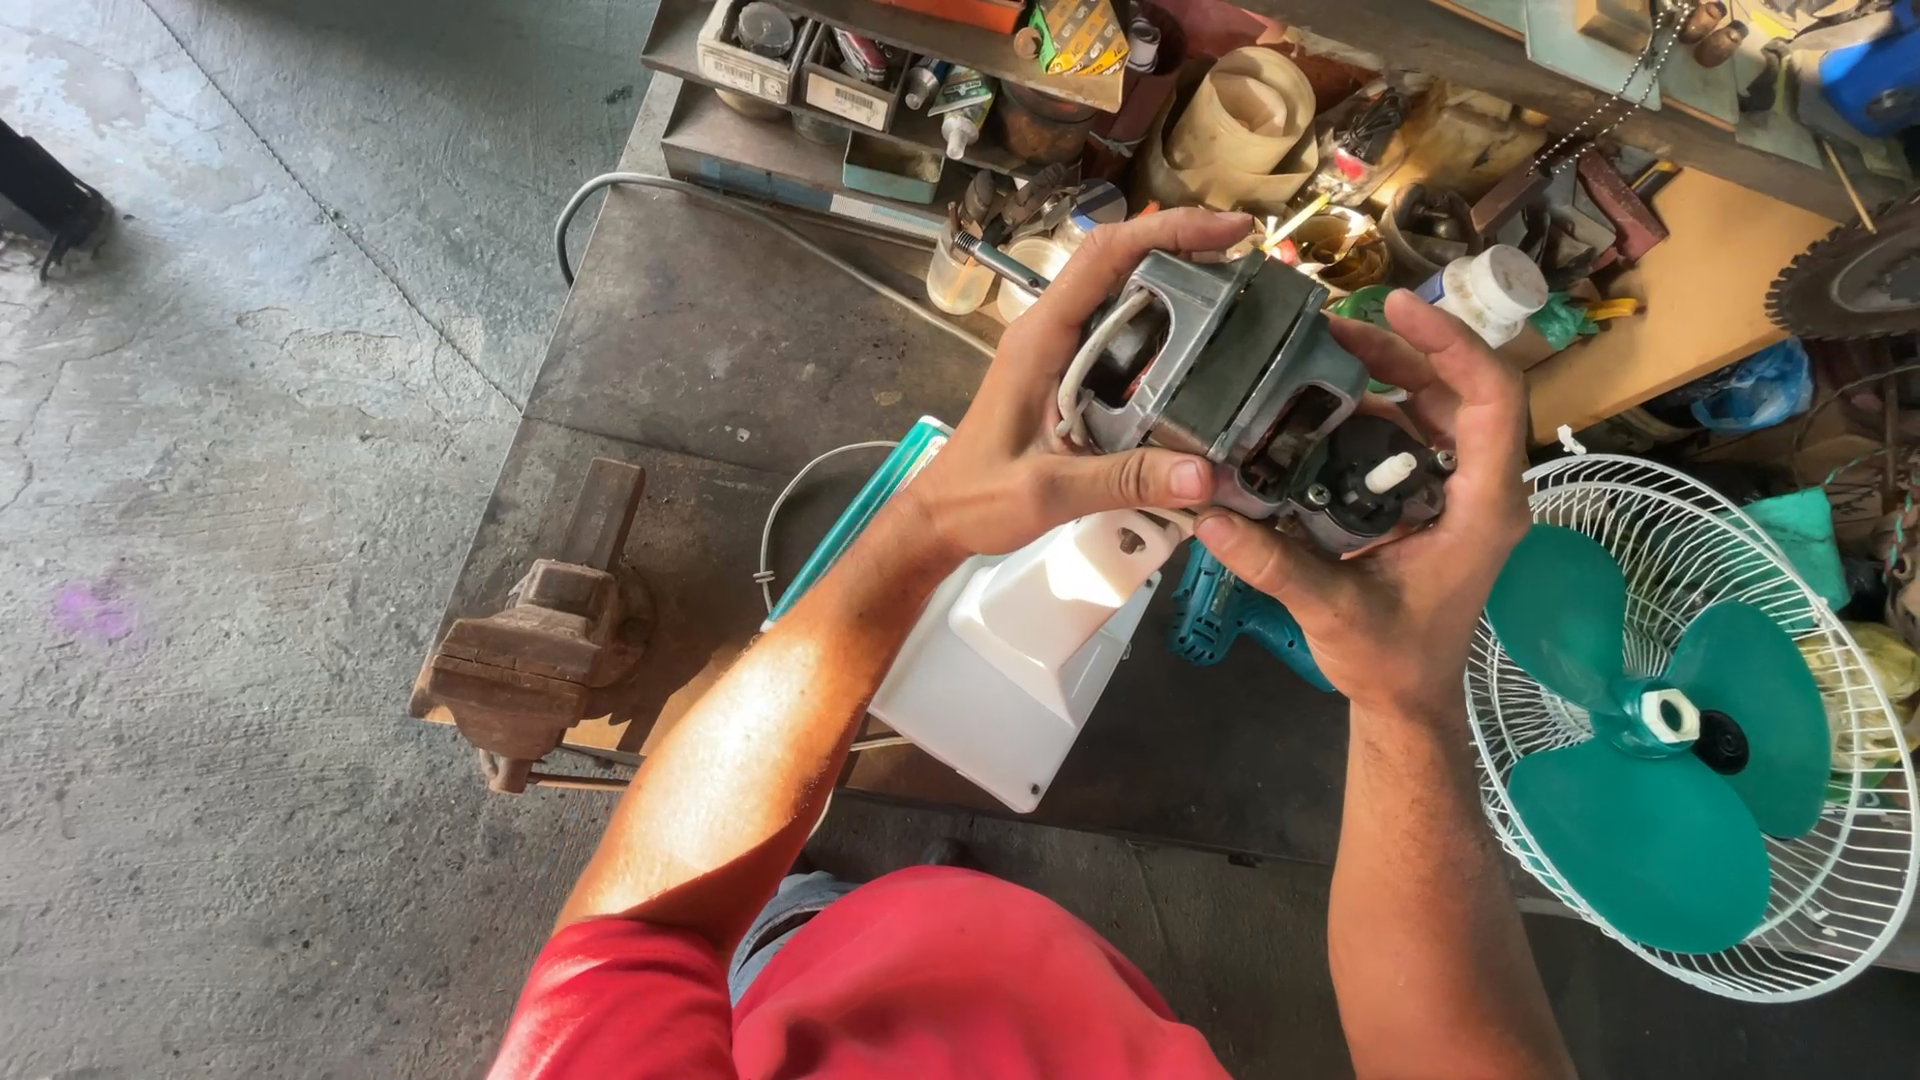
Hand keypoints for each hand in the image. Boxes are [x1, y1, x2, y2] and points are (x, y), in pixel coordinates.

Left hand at [905, 208, 1255, 558]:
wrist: (943, 516)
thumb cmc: (979, 498)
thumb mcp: (1051, 491)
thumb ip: (1122, 481)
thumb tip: (1203, 474)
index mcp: (1038, 339)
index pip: (1104, 256)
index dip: (1170, 231)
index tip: (1231, 232)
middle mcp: (1046, 333)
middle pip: (1119, 267)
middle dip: (1184, 255)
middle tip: (1249, 275)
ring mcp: (1052, 354)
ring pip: (1119, 301)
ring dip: (1175, 294)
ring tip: (1237, 309)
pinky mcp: (1060, 378)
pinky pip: (1115, 340)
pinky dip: (1158, 337)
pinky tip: (1194, 361)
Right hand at [1192, 291, 1530, 717]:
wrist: (1404, 697)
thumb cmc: (1389, 658)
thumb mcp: (1329, 608)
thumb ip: (1272, 563)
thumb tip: (1206, 516)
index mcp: (1482, 509)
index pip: (1490, 400)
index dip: (1450, 344)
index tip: (1396, 306)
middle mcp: (1478, 491)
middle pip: (1457, 394)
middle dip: (1400, 353)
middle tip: (1334, 331)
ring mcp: (1454, 497)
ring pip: (1433, 414)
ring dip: (1383, 380)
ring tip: (1319, 360)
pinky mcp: (1426, 506)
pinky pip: (1408, 443)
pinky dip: (1369, 418)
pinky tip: (1319, 415)